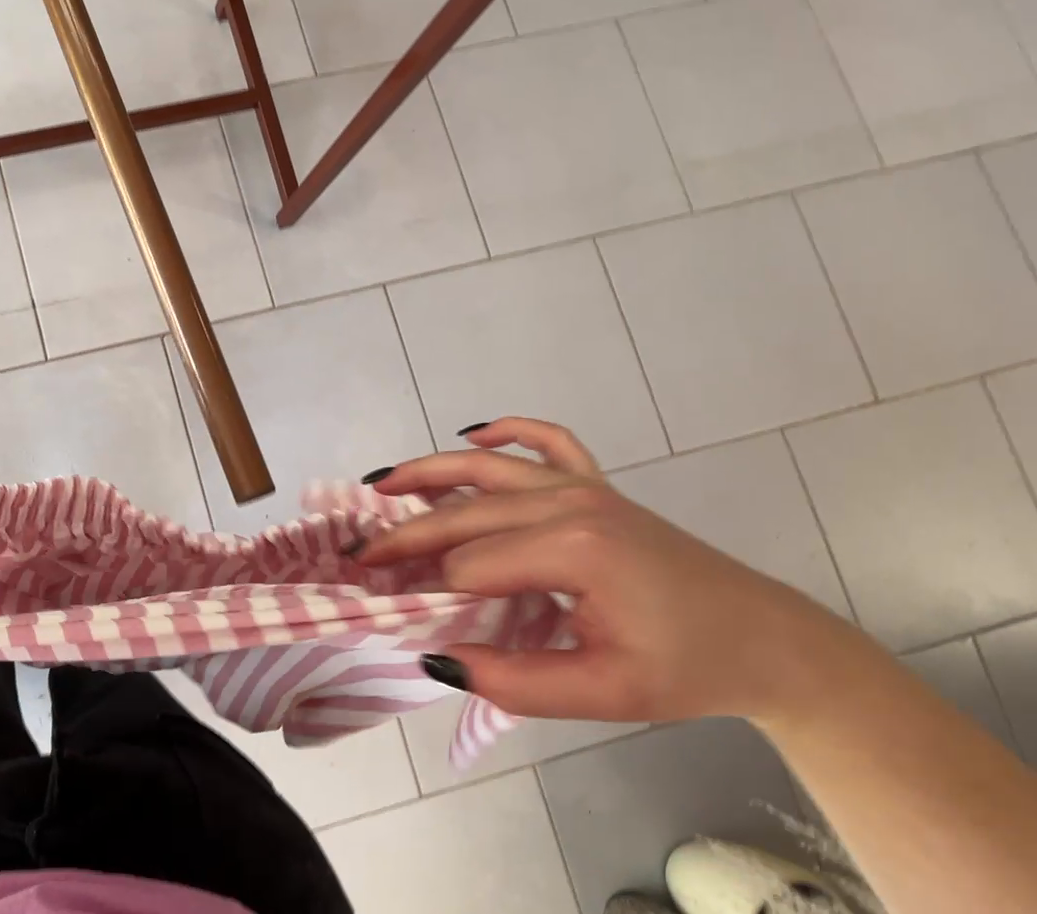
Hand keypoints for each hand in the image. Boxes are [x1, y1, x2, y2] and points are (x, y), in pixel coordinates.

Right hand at [361, 419, 871, 725]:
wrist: (767, 643)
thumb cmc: (686, 670)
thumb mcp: (602, 693)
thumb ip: (515, 681)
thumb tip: (435, 659)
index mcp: (572, 549)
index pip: (468, 569)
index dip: (425, 594)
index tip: (390, 613)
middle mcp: (569, 503)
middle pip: (462, 516)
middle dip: (404, 538)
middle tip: (356, 559)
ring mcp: (585, 486)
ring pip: (487, 468)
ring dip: (428, 473)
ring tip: (378, 483)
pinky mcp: (598, 485)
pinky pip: (549, 441)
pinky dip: (509, 431)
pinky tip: (475, 432)